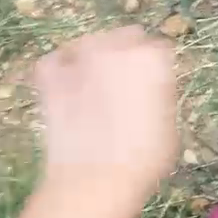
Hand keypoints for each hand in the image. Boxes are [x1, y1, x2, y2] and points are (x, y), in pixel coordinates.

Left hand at [33, 26, 178, 207]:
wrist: (94, 179)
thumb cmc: (143, 161)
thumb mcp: (169, 128)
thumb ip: (159, 97)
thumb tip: (150, 91)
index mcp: (152, 58)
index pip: (159, 50)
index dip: (156, 69)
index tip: (153, 88)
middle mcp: (116, 46)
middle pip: (126, 38)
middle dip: (127, 58)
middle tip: (124, 88)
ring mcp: (79, 55)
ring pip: (91, 44)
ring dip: (95, 60)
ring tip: (95, 88)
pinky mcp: (49, 72)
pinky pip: (57, 60)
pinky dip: (63, 69)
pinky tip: (68, 89)